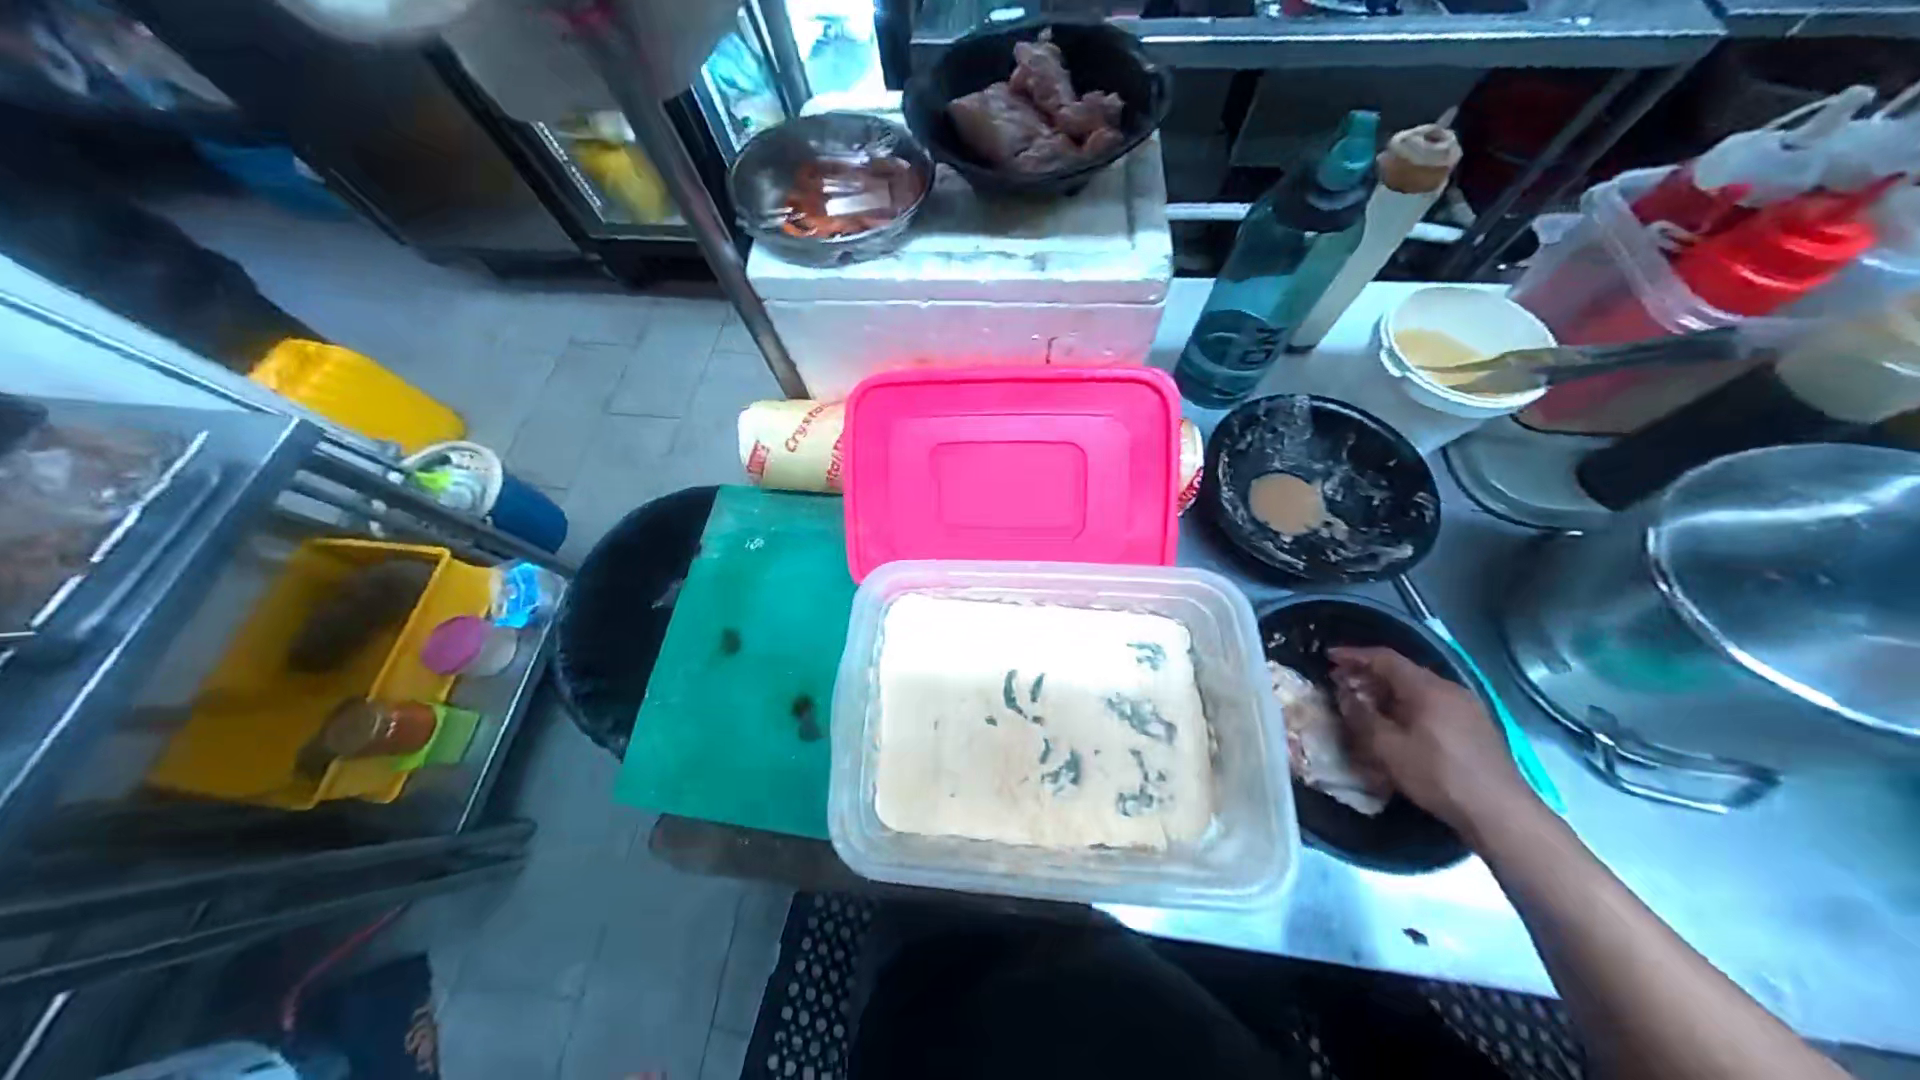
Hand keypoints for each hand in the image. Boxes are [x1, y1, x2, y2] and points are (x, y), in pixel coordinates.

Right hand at [1327, 645, 1539, 840]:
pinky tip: (1397, 723)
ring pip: (1418, 688)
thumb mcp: (1388, 748)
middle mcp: (1450, 689)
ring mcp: (1467, 707)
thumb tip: (1345, 695)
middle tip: (1340, 683)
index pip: (1384, 658)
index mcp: (1428, 688)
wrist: (1501, 812)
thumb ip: (1361, 716)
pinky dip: (1407, 705)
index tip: (1329, 657)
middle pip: (1402, 672)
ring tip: (1364, 704)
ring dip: (1387, 691)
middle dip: (1368, 675)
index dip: (1354, 655)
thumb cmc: (1438, 775)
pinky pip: (1433, 703)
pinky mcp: (1475, 726)